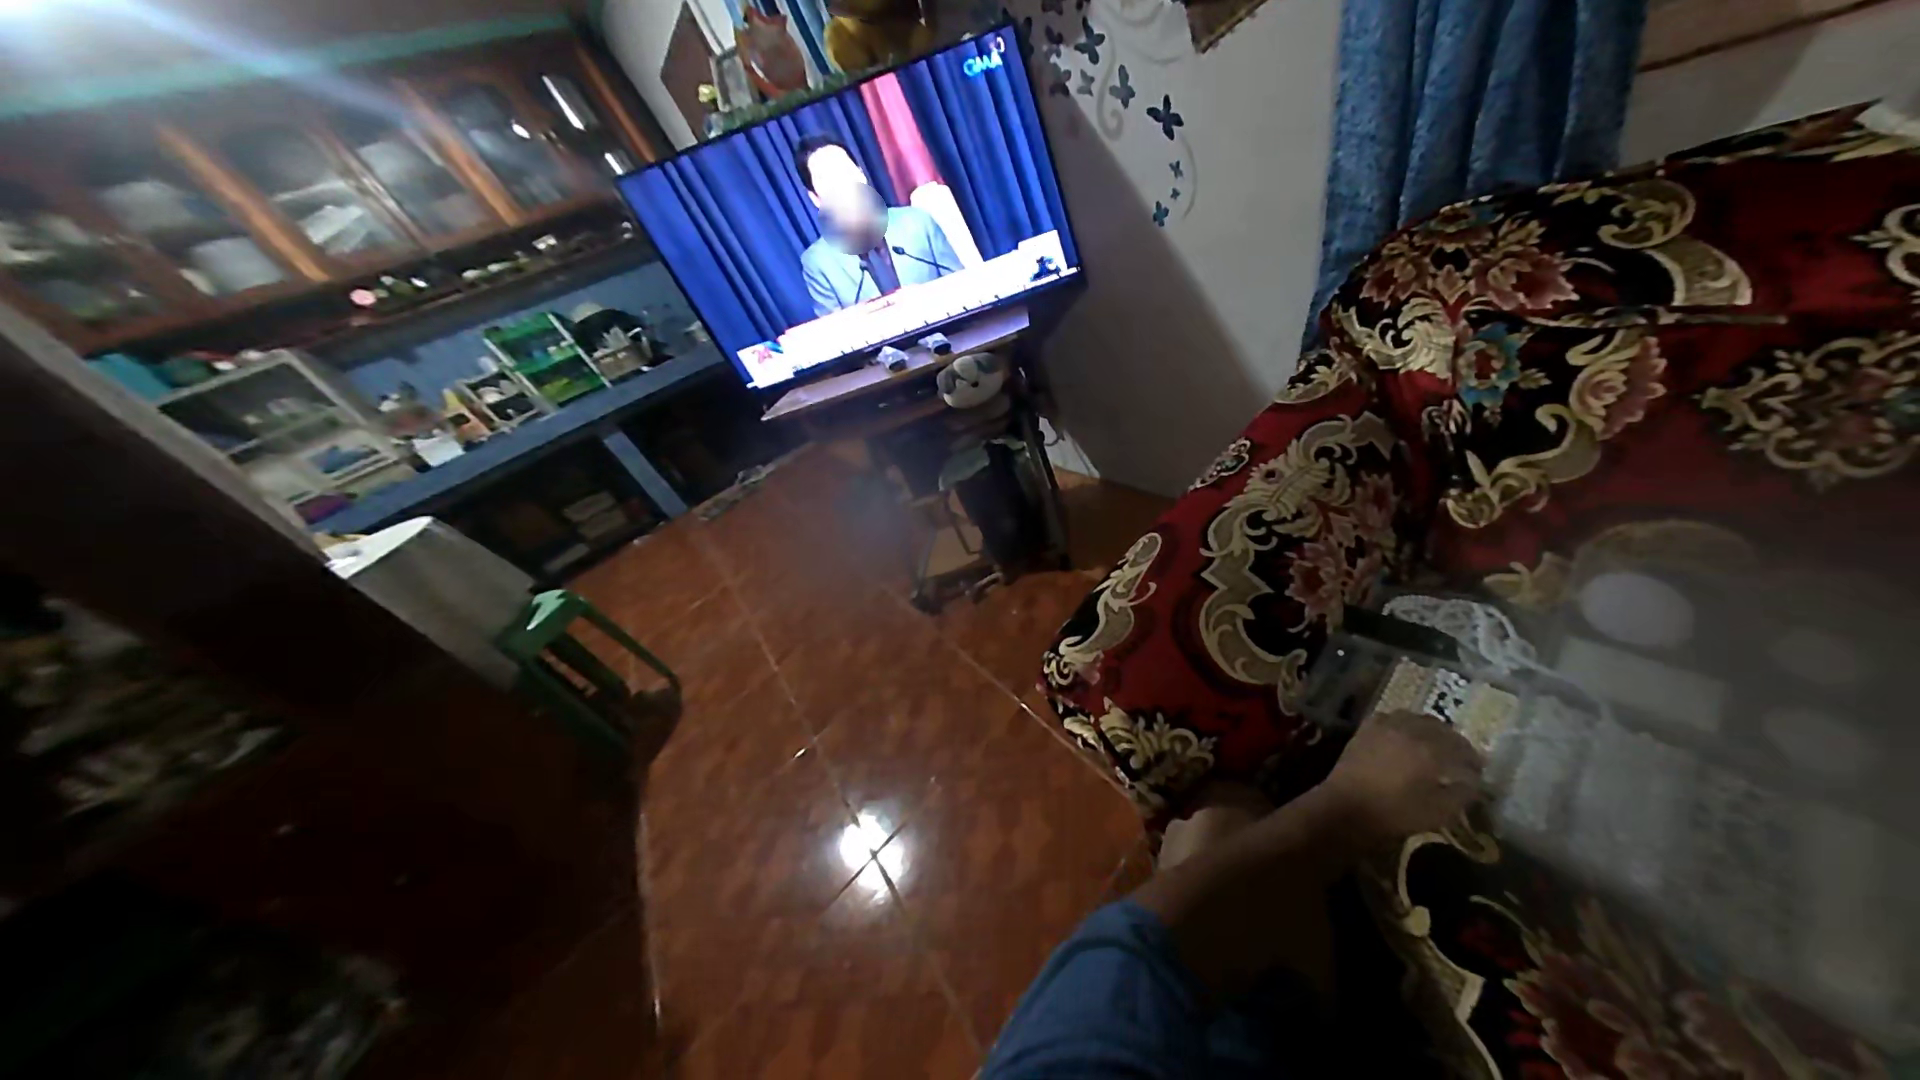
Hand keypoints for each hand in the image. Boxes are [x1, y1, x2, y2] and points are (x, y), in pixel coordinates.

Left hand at [1318, 710, 1483, 843]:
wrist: (1347, 805)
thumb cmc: (1395, 812)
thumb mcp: (1439, 811)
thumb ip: (1462, 794)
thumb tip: (1472, 783)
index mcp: (1430, 750)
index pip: (1461, 748)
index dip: (1473, 759)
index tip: (1478, 771)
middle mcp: (1408, 731)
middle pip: (1440, 728)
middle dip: (1454, 741)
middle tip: (1460, 757)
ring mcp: (1383, 727)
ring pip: (1415, 718)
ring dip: (1430, 728)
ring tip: (1435, 744)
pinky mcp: (1365, 729)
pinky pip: (1390, 717)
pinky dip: (1403, 722)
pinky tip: (1405, 736)